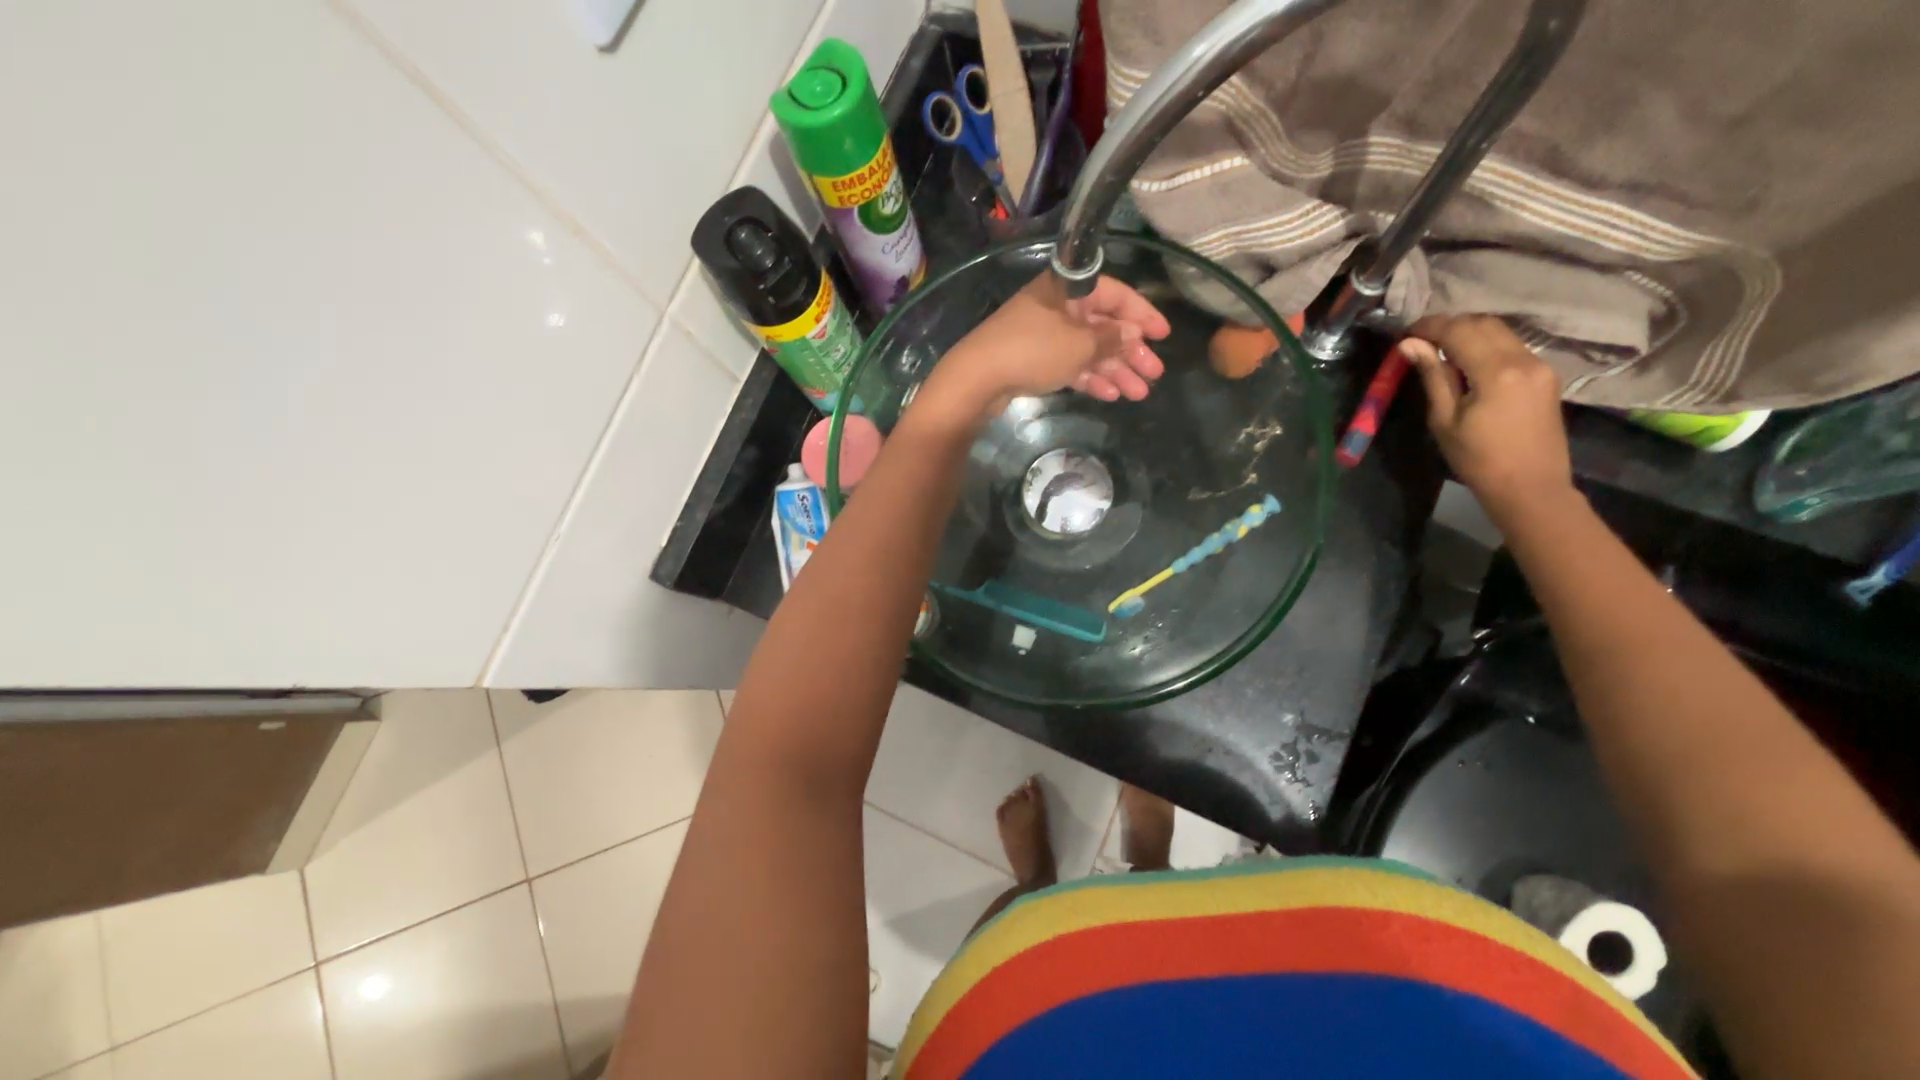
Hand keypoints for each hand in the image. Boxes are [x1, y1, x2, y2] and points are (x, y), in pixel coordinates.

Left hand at [923, 273, 1169, 416]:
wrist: (977, 378)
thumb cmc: (1032, 351)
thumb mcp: (1079, 345)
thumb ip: (1110, 339)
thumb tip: (1132, 333)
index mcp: (1068, 290)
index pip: (1115, 294)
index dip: (1141, 313)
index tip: (1163, 335)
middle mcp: (1058, 307)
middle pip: (1103, 325)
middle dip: (1131, 350)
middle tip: (1155, 373)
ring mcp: (1045, 335)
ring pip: (1089, 349)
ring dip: (1115, 370)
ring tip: (1140, 393)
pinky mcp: (1035, 360)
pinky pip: (1071, 365)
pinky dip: (1090, 378)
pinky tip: (1111, 396)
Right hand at [1402, 314, 1574, 522]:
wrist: (1531, 487)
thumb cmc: (1479, 460)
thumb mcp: (1445, 420)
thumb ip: (1433, 376)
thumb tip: (1411, 345)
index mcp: (1496, 372)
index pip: (1459, 331)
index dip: (1430, 326)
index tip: (1406, 333)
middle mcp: (1523, 359)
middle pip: (1483, 324)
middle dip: (1450, 326)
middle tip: (1421, 341)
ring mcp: (1540, 365)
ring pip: (1500, 332)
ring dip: (1469, 333)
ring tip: (1442, 351)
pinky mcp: (1546, 375)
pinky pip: (1512, 347)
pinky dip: (1487, 345)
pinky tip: (1469, 364)